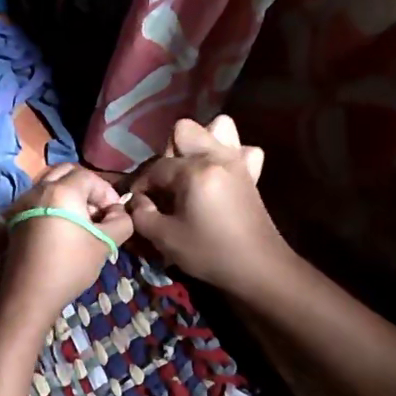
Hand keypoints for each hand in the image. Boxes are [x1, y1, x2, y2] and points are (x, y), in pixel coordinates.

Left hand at [0, 164, 132, 318]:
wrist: (30, 293)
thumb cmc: (70, 266)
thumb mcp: (105, 244)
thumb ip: (121, 222)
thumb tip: (119, 213)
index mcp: (62, 190)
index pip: (90, 177)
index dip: (107, 193)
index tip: (115, 214)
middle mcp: (39, 189)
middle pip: (66, 172)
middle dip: (87, 186)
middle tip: (98, 210)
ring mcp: (23, 203)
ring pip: (50, 184)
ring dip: (70, 193)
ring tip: (83, 219)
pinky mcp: (16, 219)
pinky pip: (39, 199)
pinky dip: (54, 203)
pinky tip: (65, 228)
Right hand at [126, 116, 294, 298]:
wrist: (258, 267)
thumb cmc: (210, 253)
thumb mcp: (166, 239)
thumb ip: (142, 215)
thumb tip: (138, 202)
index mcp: (194, 171)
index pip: (156, 167)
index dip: (141, 185)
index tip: (137, 204)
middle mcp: (217, 157)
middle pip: (184, 130)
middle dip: (169, 153)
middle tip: (167, 185)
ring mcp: (238, 162)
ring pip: (218, 128)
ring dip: (200, 145)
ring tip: (193, 174)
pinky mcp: (251, 173)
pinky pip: (241, 149)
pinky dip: (229, 155)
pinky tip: (220, 177)